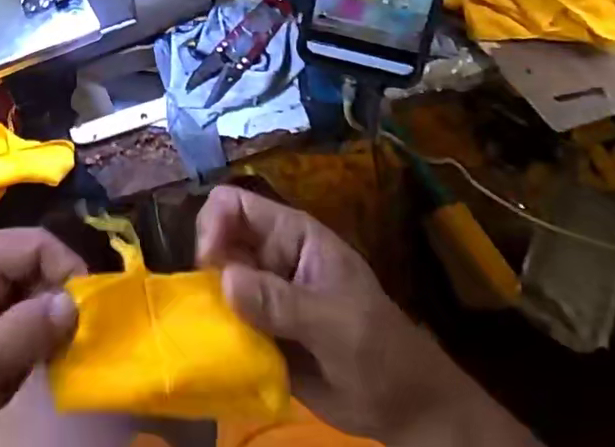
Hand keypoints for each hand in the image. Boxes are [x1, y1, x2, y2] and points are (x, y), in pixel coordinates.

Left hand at [0, 229, 84, 446]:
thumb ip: (25, 333)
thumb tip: (76, 302)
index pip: (39, 243)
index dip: (69, 277)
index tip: (89, 327)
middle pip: (33, 267)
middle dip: (48, 313)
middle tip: (51, 362)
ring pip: (23, 296)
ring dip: (30, 338)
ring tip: (13, 377)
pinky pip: (4, 318)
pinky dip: (13, 349)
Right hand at [197, 186, 539, 446]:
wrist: (408, 411)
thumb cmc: (381, 353)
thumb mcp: (336, 325)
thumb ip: (282, 302)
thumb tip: (226, 280)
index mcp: (291, 234)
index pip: (233, 203)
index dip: (213, 224)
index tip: (211, 265)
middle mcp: (268, 253)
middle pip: (215, 237)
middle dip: (207, 268)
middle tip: (215, 305)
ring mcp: (261, 288)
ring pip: (214, 277)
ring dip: (208, 301)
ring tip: (218, 330)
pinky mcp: (256, 323)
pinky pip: (221, 313)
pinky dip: (214, 327)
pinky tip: (221, 347)